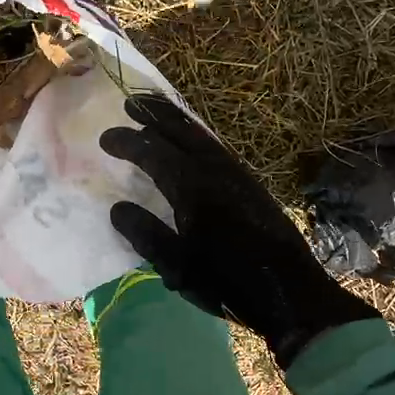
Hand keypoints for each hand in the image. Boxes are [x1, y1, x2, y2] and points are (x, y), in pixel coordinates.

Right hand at [100, 93, 379, 367]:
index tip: (105, 139)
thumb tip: (118, 208)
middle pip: (181, 131)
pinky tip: (190, 144)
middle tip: (131, 103)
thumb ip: (146, 234)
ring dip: (176, 122)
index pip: (153, 153)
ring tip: (156, 115)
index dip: (127, 143)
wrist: (290, 292)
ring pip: (201, 136)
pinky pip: (214, 146)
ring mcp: (236, 174)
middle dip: (155, 114)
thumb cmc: (228, 282)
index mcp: (193, 187)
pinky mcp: (249, 184)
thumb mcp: (178, 267)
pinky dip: (195, 136)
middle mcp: (215, 171)